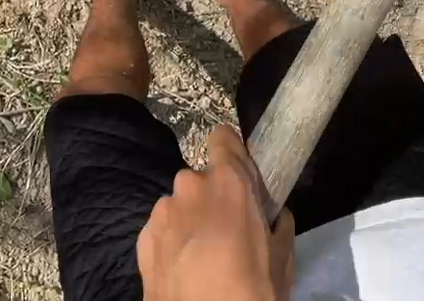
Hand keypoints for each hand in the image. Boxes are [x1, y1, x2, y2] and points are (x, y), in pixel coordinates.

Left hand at [138, 125, 294, 300]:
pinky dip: (171, 242)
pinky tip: (182, 271)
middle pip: (203, 178)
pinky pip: (163, 229)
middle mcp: (190, 184)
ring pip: (181, 204)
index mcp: (228, 181)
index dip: (232, 154)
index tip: (239, 177)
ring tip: (201, 259)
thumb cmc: (252, 293)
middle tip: (226, 234)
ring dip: (190, 221)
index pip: (224, 137)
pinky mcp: (142, 238)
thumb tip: (275, 216)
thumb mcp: (281, 258)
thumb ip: (278, 225)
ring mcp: (162, 210)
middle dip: (213, 199)